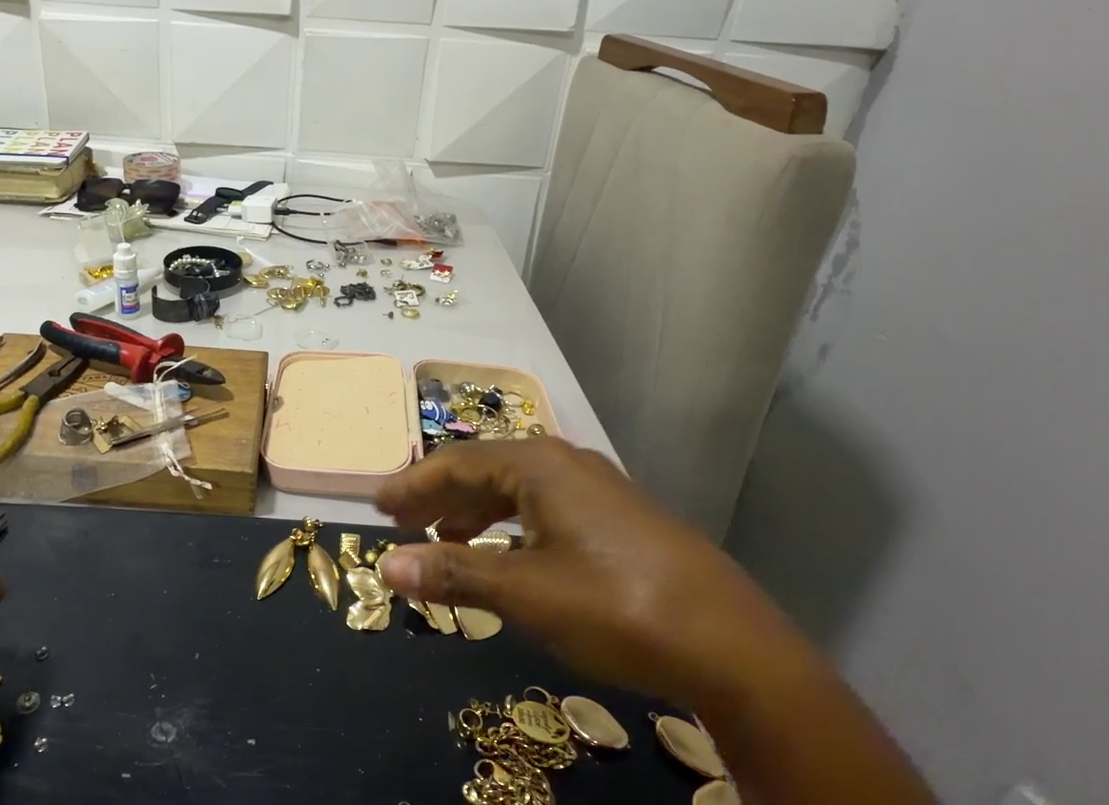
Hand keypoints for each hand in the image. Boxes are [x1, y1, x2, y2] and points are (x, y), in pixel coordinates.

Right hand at [375, 442, 935, 804]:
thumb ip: (453, 574)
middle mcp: (566, 464)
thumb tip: (386, 566)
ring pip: (517, 490)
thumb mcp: (525, 593)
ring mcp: (598, 490)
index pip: (457, 464)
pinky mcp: (619, 519)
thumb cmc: (615, 606)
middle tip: (401, 523)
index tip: (377, 507)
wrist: (731, 644)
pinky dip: (511, 527)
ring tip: (444, 541)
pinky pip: (545, 508)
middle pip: (485, 470)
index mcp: (539, 465)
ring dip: (474, 513)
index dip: (412, 485)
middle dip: (439, 496)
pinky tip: (507, 557)